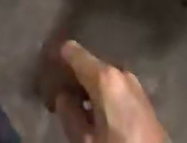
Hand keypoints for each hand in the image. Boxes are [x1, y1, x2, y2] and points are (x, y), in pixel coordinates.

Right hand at [51, 40, 167, 142]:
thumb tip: (62, 97)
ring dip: (86, 85)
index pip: (74, 52)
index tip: (44, 65)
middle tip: (54, 89)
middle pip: (89, 64)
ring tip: (71, 102)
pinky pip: (114, 87)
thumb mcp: (86, 142)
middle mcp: (121, 72)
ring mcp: (134, 83)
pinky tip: (92, 110)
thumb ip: (70, 116)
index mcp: (105, 77)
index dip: (57, 56)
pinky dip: (100, 93)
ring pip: (102, 76)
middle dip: (71, 74)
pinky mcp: (142, 97)